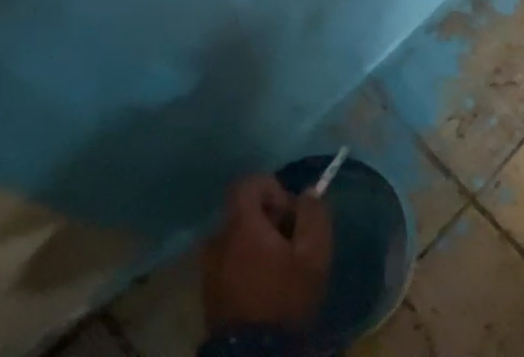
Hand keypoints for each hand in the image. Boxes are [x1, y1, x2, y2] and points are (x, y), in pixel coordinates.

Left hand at [202, 174, 332, 332]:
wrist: (253, 353)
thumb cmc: (285, 298)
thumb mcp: (314, 255)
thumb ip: (314, 216)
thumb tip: (308, 192)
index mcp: (241, 226)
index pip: (247, 184)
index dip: (272, 188)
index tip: (290, 211)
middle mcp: (218, 239)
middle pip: (245, 210)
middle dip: (271, 217)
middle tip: (294, 241)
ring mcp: (209, 265)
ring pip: (238, 235)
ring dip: (260, 240)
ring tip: (281, 264)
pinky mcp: (209, 287)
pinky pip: (230, 257)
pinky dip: (248, 259)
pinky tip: (265, 281)